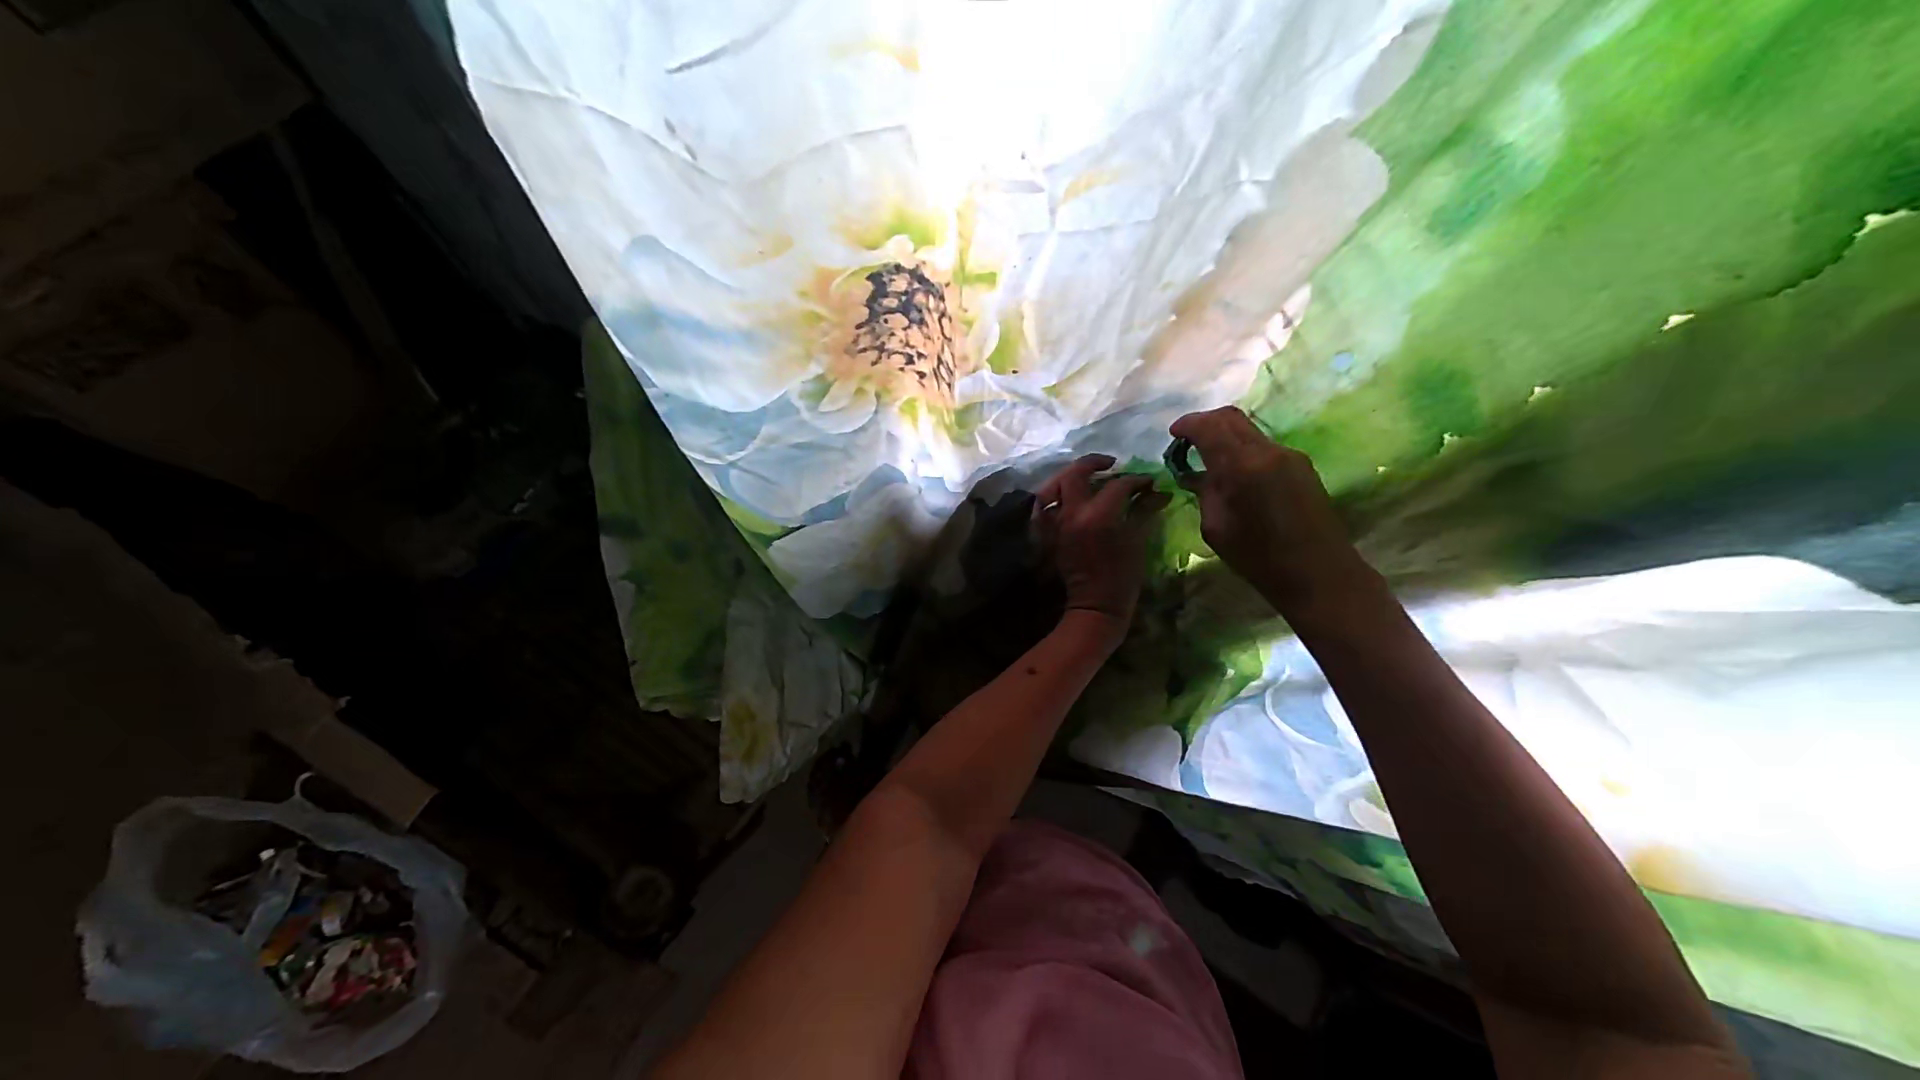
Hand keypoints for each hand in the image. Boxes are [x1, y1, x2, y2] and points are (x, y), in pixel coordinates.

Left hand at [1031, 454, 1169, 627]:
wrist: (1095, 606)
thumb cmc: (1123, 578)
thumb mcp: (1137, 541)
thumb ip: (1143, 511)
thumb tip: (1158, 492)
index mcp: (1098, 516)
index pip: (1117, 485)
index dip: (1136, 480)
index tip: (1148, 482)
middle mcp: (1072, 514)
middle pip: (1075, 473)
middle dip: (1094, 463)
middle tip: (1110, 464)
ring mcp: (1055, 523)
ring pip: (1054, 486)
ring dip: (1069, 476)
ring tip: (1086, 477)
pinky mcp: (1046, 533)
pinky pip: (1042, 506)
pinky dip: (1053, 496)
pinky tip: (1067, 496)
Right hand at [1168, 406, 1366, 611]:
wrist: (1318, 573)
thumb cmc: (1259, 558)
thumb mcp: (1216, 528)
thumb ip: (1205, 493)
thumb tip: (1194, 476)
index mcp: (1241, 467)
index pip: (1209, 427)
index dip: (1187, 425)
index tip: (1174, 434)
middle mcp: (1267, 452)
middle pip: (1231, 418)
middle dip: (1205, 423)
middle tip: (1188, 442)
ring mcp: (1288, 455)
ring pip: (1249, 430)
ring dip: (1225, 436)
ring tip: (1209, 460)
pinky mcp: (1301, 465)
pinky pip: (1264, 446)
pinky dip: (1243, 450)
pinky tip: (1236, 475)